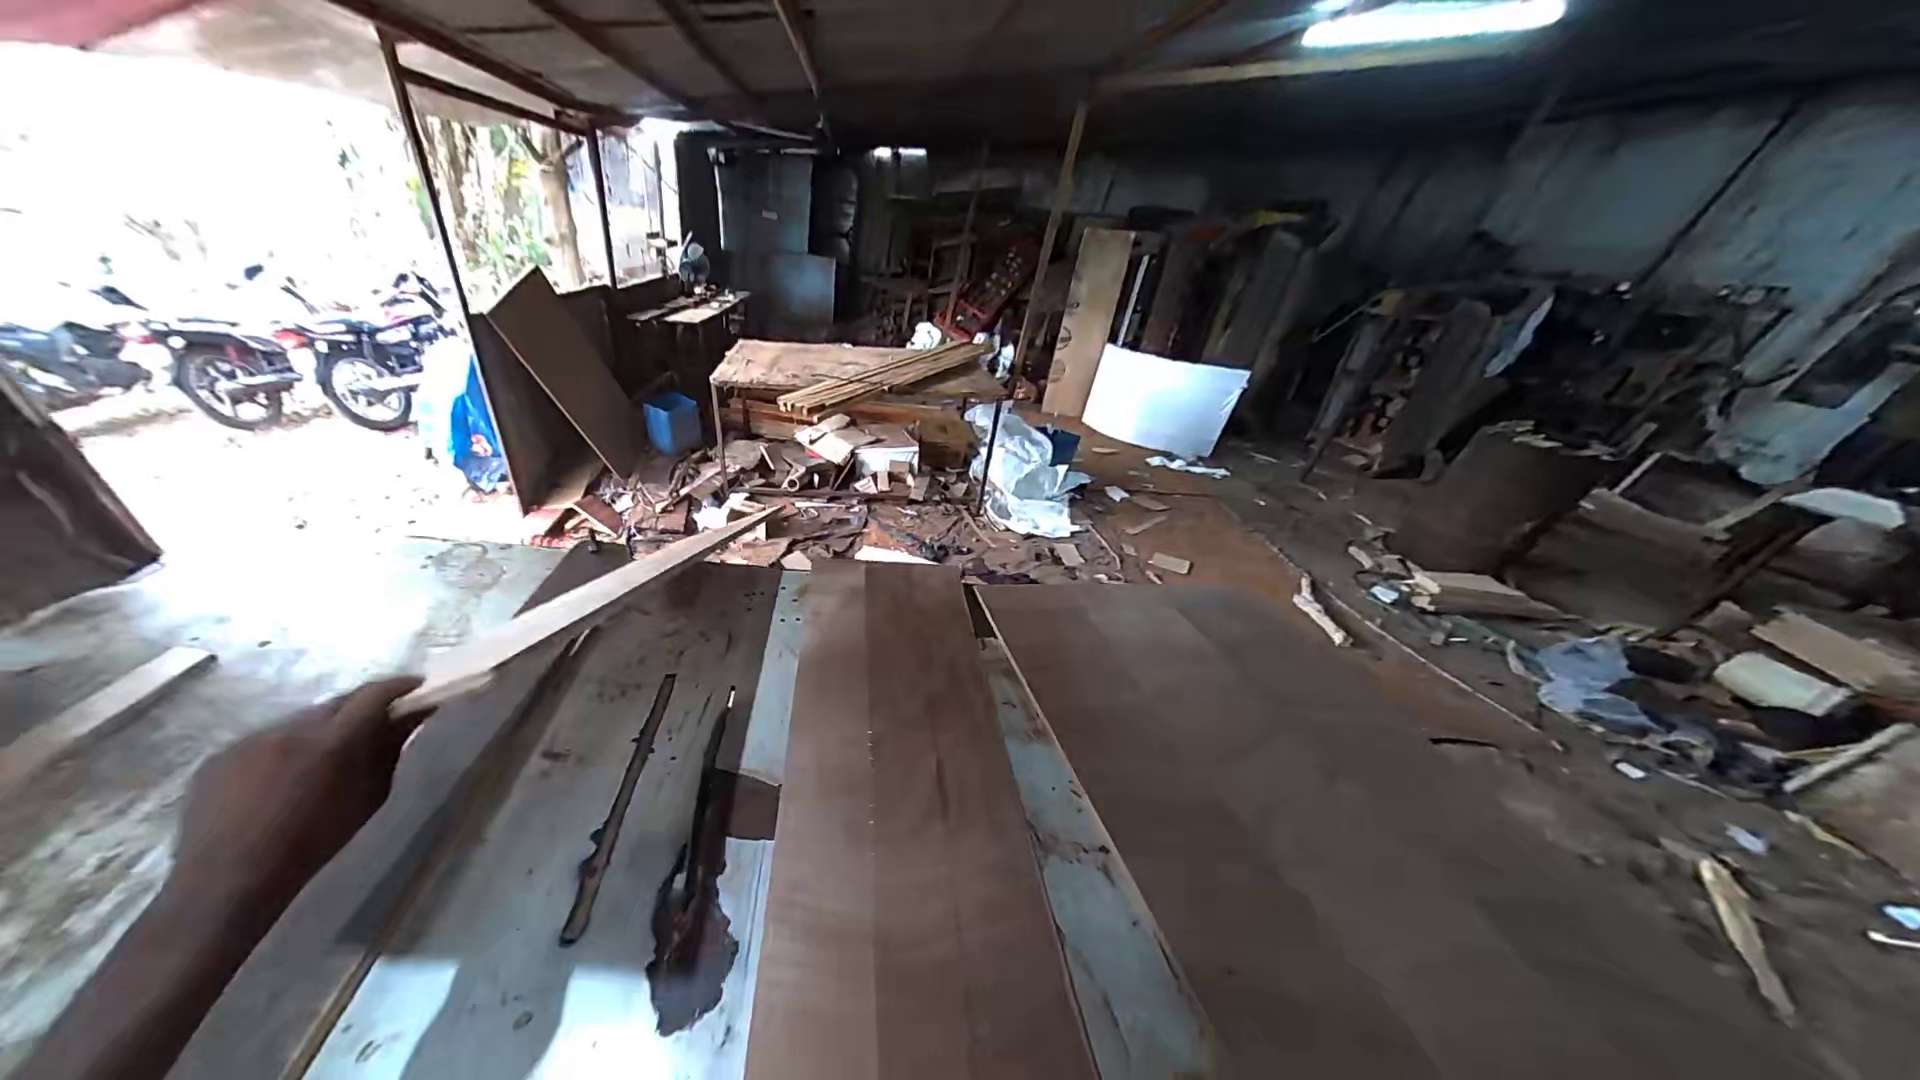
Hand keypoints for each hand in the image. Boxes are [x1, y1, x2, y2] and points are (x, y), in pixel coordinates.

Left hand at [171, 676, 428, 908]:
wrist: (228, 882)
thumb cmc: (315, 841)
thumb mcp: (371, 794)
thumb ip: (391, 749)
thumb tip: (412, 716)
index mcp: (331, 741)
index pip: (372, 695)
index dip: (399, 686)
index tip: (418, 686)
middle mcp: (287, 730)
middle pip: (337, 701)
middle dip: (362, 705)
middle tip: (381, 717)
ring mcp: (247, 741)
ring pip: (300, 719)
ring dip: (324, 726)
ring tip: (331, 749)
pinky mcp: (218, 756)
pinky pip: (266, 739)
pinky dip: (287, 745)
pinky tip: (288, 771)